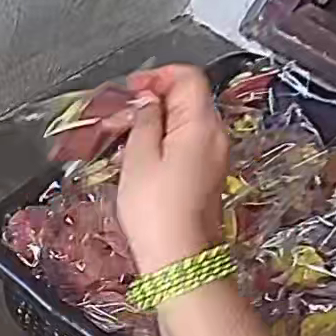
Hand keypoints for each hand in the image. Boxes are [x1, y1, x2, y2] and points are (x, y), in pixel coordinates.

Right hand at [116, 64, 232, 272]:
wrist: (178, 258)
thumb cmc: (155, 211)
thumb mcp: (139, 160)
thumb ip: (143, 121)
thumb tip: (147, 102)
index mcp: (200, 125)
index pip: (187, 78)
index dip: (157, 76)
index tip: (129, 89)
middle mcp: (215, 136)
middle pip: (188, 100)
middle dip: (153, 100)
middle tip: (120, 116)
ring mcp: (214, 158)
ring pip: (186, 124)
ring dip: (156, 124)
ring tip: (125, 139)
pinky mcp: (207, 177)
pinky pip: (187, 147)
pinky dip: (164, 143)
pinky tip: (141, 160)